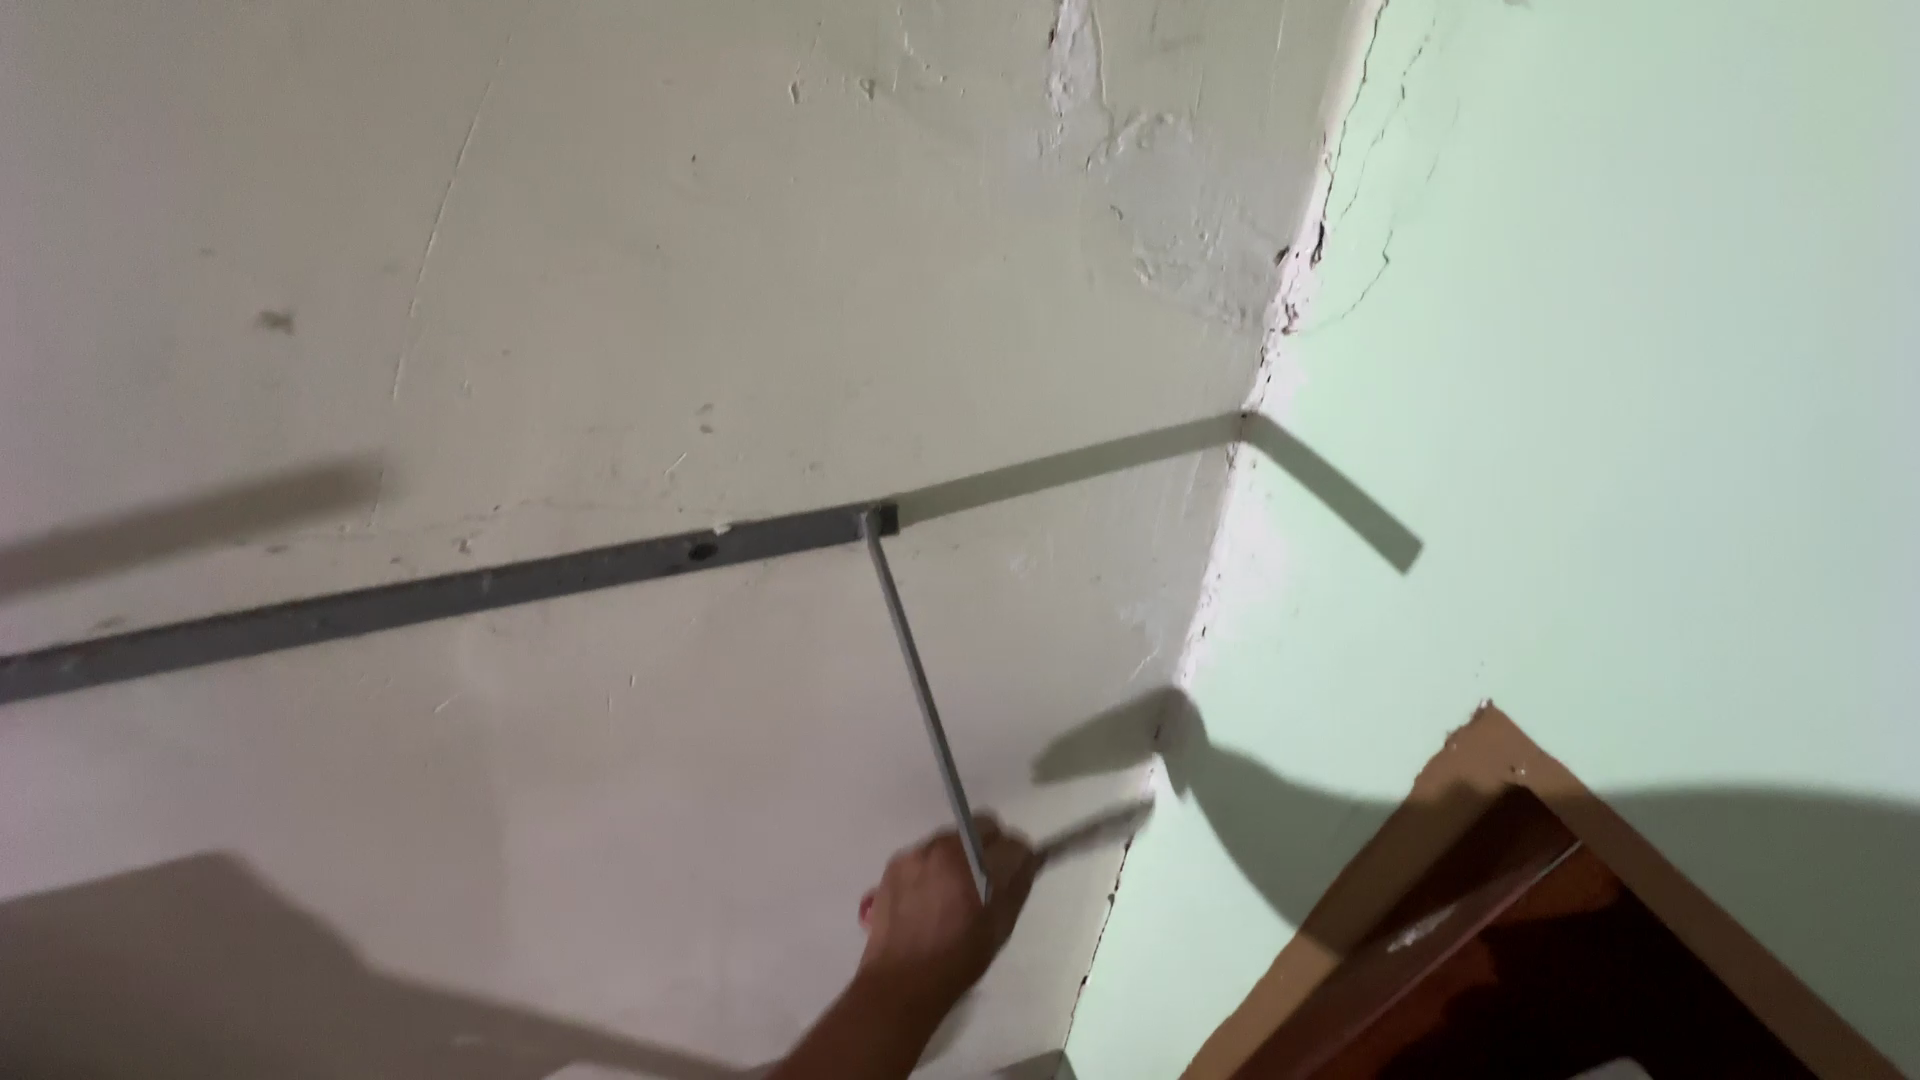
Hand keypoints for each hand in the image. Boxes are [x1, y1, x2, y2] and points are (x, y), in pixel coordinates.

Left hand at [854, 816, 1039, 1012]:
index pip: (1015, 844)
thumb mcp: (1000, 929)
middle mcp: (951, 848)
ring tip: (953, 887)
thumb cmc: (957, 961)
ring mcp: (921, 851)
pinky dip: (934, 864)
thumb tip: (1028, 862)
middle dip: (993, 845)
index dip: (1019, 858)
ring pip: (954, 836)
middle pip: (984, 826)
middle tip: (988, 875)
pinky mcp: (898, 859)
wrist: (899, 981)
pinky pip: (926, 851)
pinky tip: (928, 894)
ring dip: (961, 853)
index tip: (1015, 872)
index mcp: (981, 869)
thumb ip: (1017, 888)